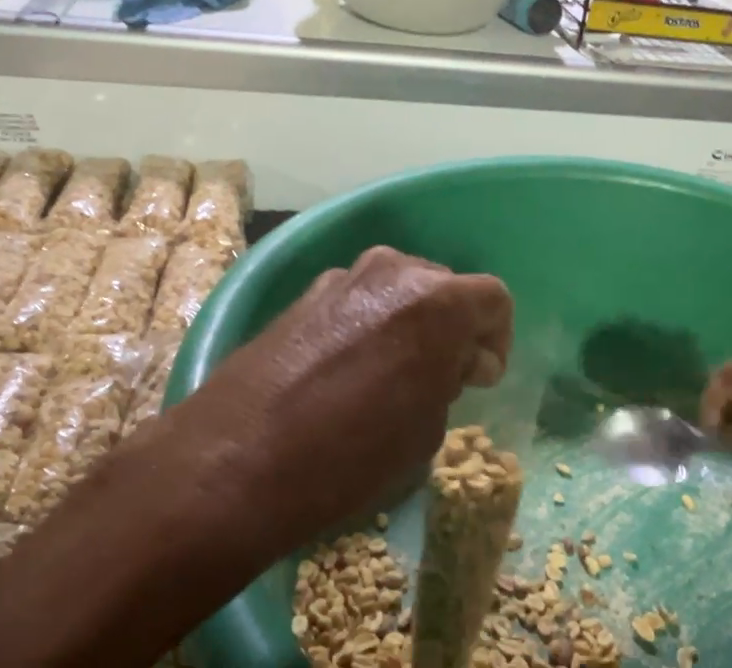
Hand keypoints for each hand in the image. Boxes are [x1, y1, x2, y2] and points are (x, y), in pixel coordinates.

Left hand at [177, 246, 512, 545]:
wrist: (235, 459)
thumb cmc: (351, 454)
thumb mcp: (426, 429)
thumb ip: (450, 379)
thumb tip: (454, 360)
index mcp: (438, 300)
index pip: (493, 299)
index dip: (495, 338)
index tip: (480, 377)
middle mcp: (394, 272)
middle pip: (444, 285)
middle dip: (451, 326)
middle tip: (440, 376)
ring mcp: (343, 277)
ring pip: (397, 289)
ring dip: (407, 322)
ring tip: (392, 374)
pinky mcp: (303, 294)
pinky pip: (357, 301)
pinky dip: (368, 325)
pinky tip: (347, 372)